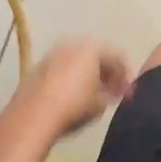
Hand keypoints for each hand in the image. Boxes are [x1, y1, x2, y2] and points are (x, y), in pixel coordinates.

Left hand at [2, 38, 130, 139]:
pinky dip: (70, 78)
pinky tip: (71, 95)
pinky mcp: (38, 68)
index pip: (117, 57)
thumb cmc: (74, 106)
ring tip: (92, 95)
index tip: (128, 93)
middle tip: (112, 92)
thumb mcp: (100, 103)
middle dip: (106, 73)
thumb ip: (111, 94)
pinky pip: (62, 69)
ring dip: (87, 75)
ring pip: (77, 62)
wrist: (32, 117)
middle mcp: (73, 44)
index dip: (125, 75)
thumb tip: (113, 91)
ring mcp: (53, 54)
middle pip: (96, 56)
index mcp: (92, 48)